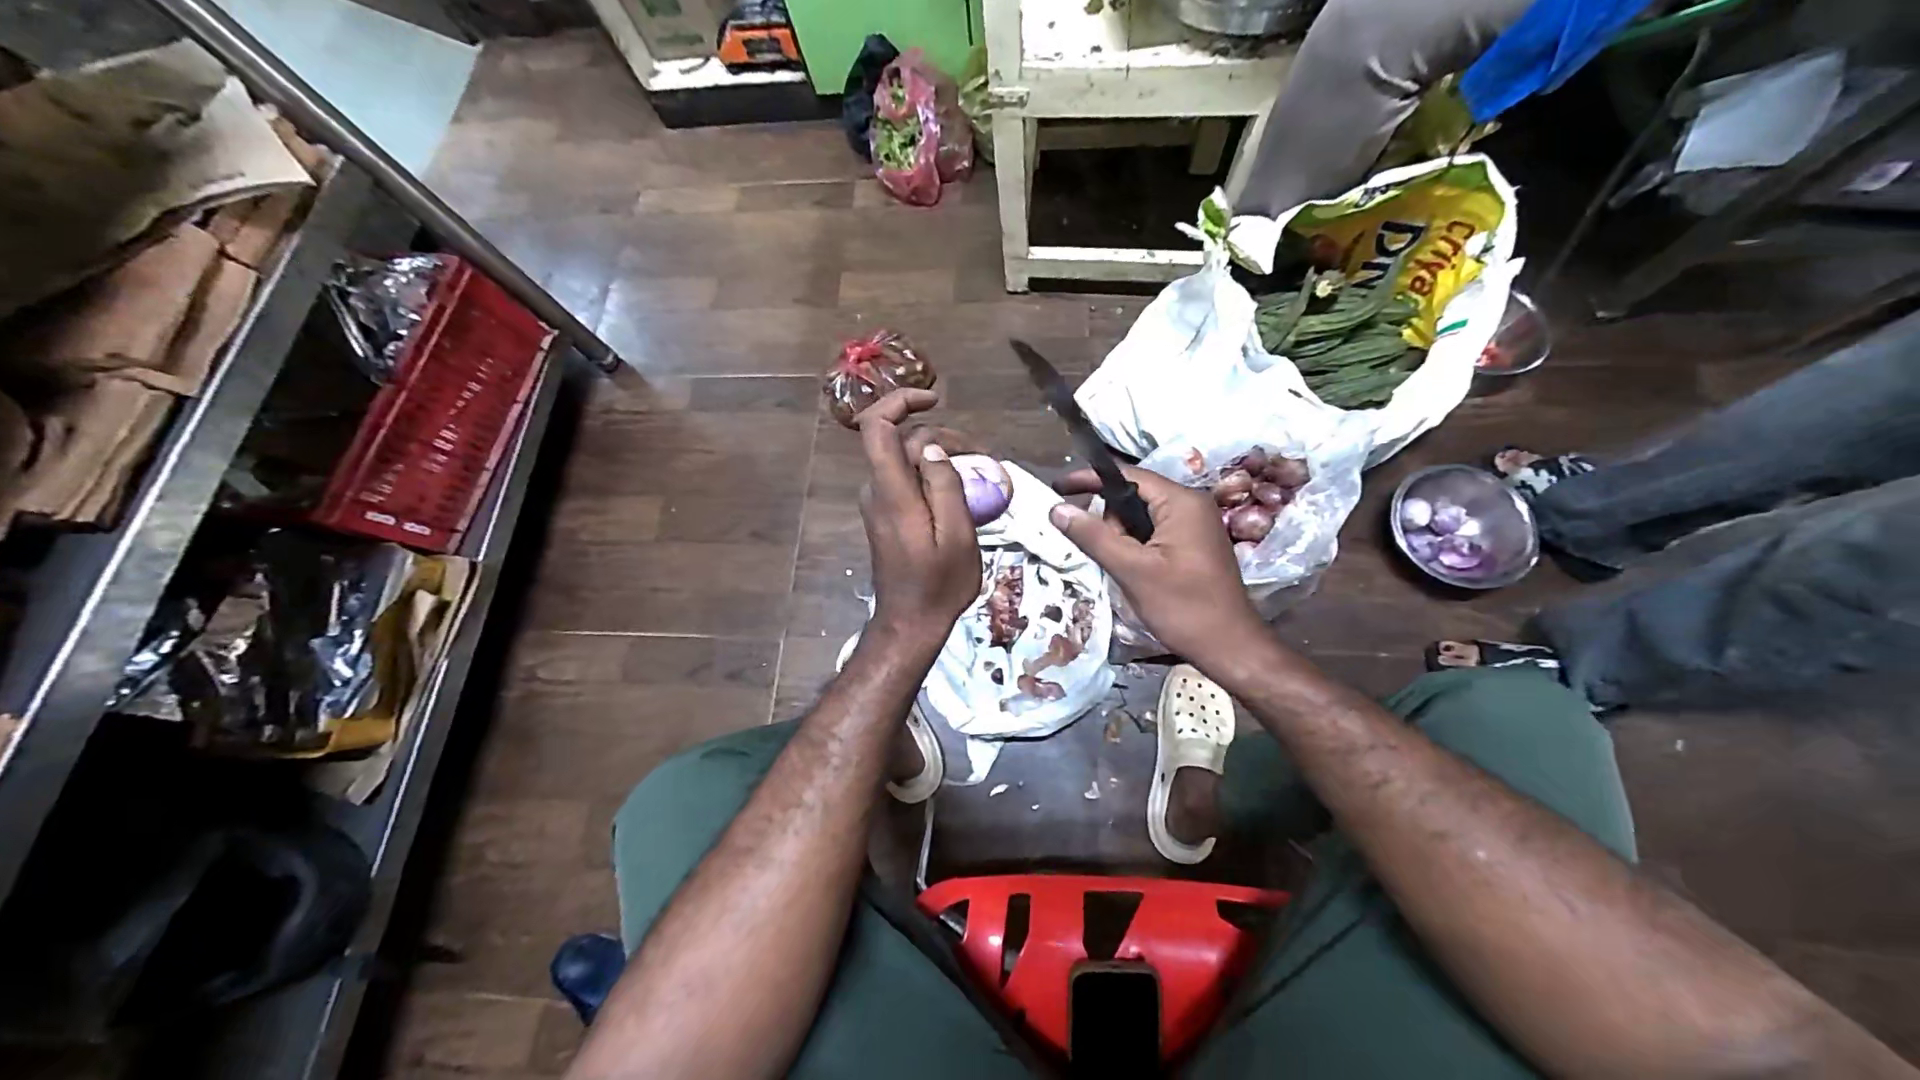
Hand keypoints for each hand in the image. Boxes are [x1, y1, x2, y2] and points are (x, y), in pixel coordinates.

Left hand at [857, 389, 981, 646]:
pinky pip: (906, 480)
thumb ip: (945, 487)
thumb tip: (934, 449)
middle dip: (942, 437)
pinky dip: (931, 477)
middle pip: (901, 441)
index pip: (877, 427)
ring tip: (977, 477)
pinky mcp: (885, 515)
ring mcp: (878, 503)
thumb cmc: (939, 584)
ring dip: (939, 458)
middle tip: (981, 458)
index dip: (900, 401)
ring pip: (905, 460)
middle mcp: (877, 490)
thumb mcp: (957, 535)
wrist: (910, 622)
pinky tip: (958, 495)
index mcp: (893, 491)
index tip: (935, 401)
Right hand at [1050, 466, 1265, 663]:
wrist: (1231, 648)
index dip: (1090, 479)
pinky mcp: (1194, 546)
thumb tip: (1057, 509)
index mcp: (1182, 502)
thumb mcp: (1132, 570)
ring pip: (1142, 517)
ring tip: (1121, 568)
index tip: (1057, 488)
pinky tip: (1132, 570)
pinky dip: (1136, 546)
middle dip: (1109, 519)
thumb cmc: (1184, 607)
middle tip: (1103, 552)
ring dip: (1122, 537)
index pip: (1127, 475)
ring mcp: (1196, 526)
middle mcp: (1192, 505)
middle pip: (1134, 496)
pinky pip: (1155, 533)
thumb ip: (1094, 536)